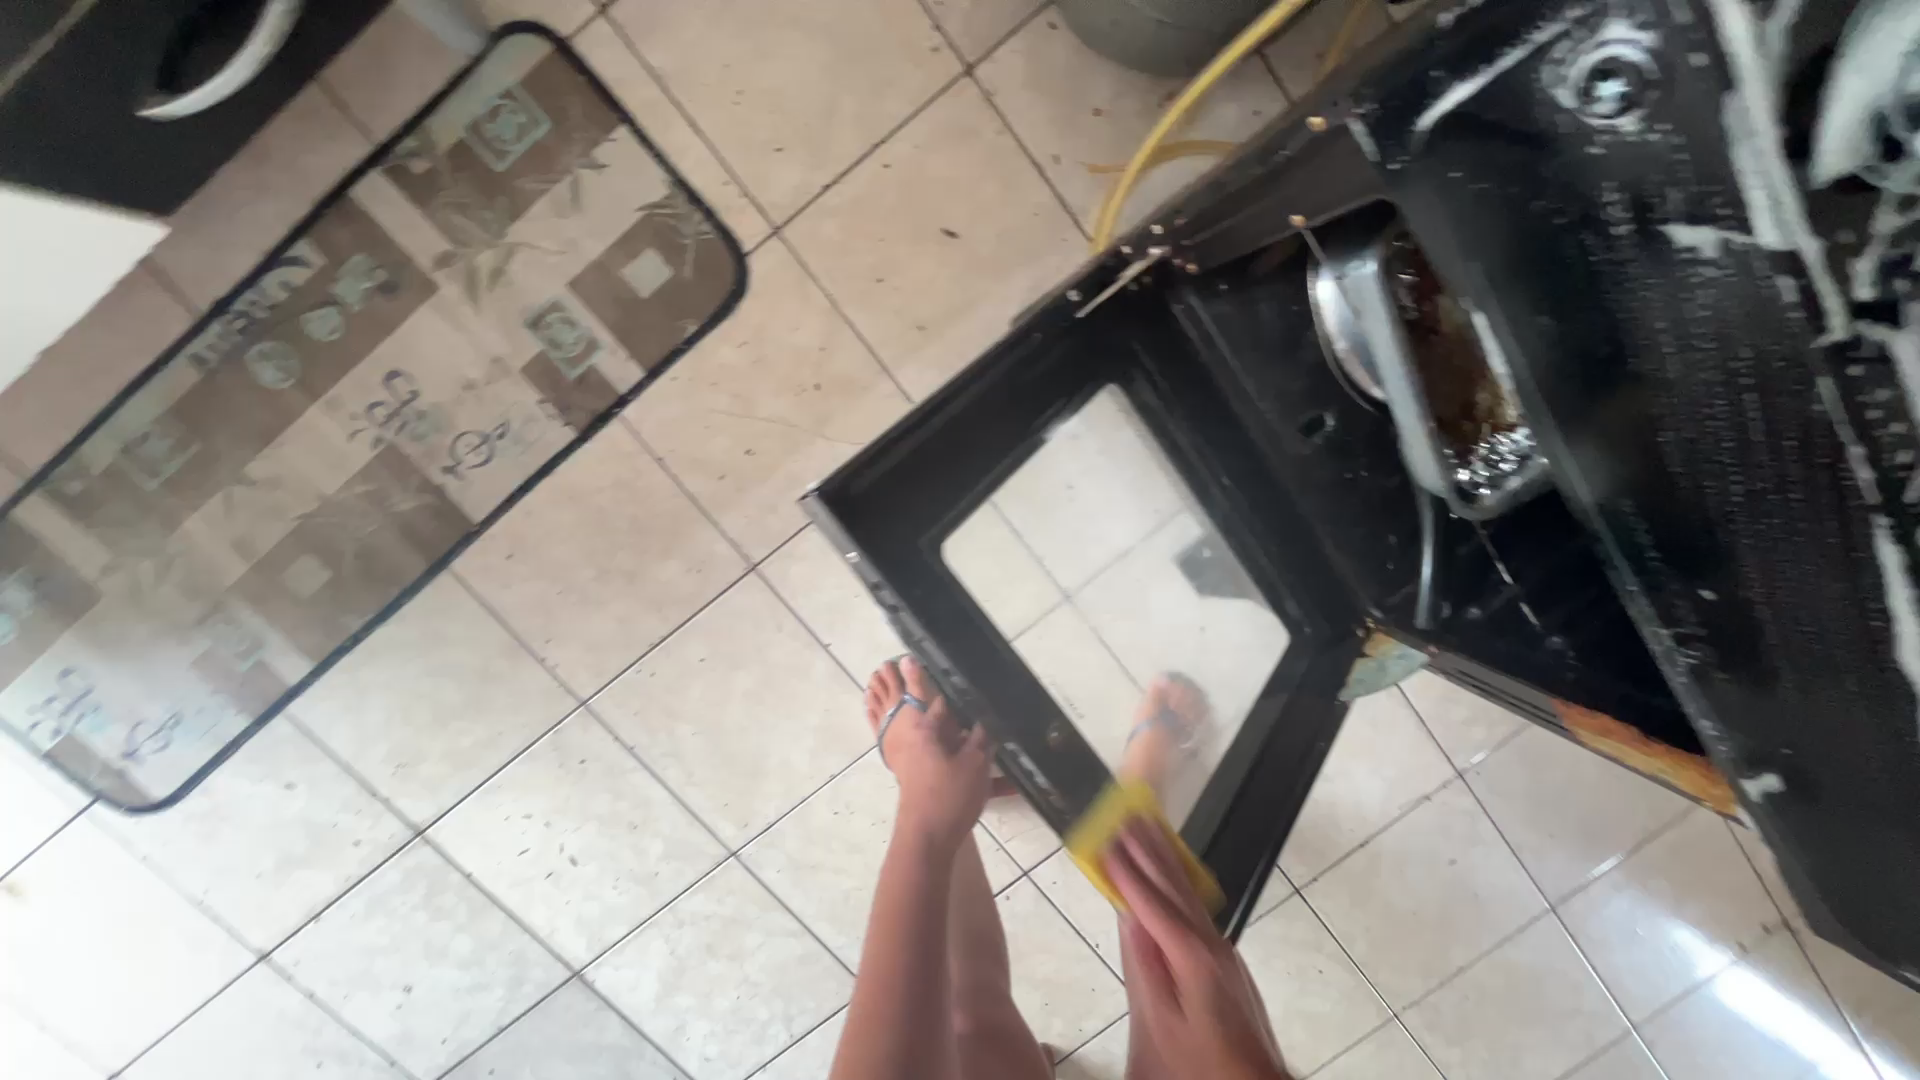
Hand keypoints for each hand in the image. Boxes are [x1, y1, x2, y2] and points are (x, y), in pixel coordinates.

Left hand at [870, 656, 992, 852]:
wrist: (927, 835)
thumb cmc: (950, 797)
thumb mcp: (975, 766)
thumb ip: (979, 739)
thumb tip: (982, 720)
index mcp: (924, 728)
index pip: (922, 692)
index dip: (918, 674)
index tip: (909, 656)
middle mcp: (906, 734)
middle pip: (900, 701)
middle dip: (896, 682)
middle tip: (887, 662)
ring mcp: (898, 751)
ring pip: (888, 717)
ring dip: (883, 698)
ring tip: (874, 680)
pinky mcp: (899, 767)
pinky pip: (883, 735)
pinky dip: (876, 721)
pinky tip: (877, 717)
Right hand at [1106, 821, 1291, 1079]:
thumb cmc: (1201, 1063)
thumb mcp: (1162, 1023)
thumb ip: (1145, 967)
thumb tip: (1128, 915)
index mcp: (1192, 956)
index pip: (1152, 901)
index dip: (1128, 869)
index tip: (1106, 836)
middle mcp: (1211, 941)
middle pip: (1174, 885)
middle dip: (1147, 847)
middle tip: (1125, 812)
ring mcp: (1222, 947)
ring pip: (1188, 890)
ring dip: (1164, 854)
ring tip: (1146, 823)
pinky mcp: (1225, 957)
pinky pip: (1195, 904)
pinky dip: (1176, 877)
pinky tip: (1170, 869)